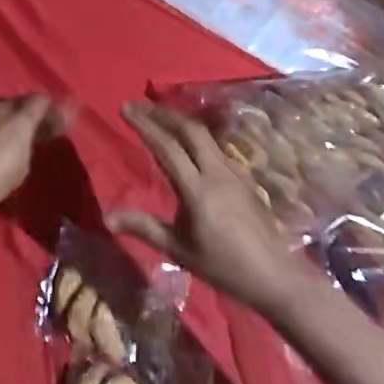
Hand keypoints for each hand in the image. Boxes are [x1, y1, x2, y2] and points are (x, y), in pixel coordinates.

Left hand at [0, 73, 71, 219]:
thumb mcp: (22, 165)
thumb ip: (29, 143)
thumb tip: (34, 134)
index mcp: (22, 117)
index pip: (42, 101)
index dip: (49, 111)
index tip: (54, 123)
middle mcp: (2, 105)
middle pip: (20, 102)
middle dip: (28, 114)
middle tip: (30, 131)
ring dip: (7, 112)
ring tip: (7, 125)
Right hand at [109, 101, 315, 315]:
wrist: (278, 278)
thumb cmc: (225, 267)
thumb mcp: (179, 251)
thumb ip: (143, 227)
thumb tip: (106, 218)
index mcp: (198, 190)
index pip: (167, 147)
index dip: (144, 125)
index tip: (124, 108)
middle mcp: (217, 173)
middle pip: (189, 130)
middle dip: (161, 113)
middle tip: (137, 105)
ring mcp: (234, 173)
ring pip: (204, 134)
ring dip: (178, 120)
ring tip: (157, 115)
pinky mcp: (244, 177)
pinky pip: (214, 146)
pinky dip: (193, 134)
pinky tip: (185, 140)